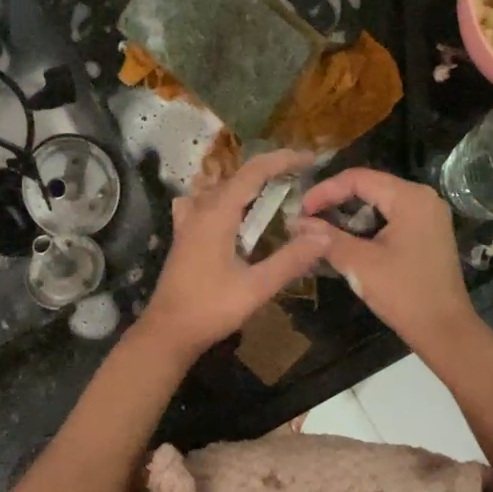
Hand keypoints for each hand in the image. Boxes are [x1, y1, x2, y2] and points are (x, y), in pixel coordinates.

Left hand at [137, 150, 330, 361]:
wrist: (168, 332)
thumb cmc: (210, 308)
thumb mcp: (256, 286)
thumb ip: (291, 259)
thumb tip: (324, 236)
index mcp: (217, 214)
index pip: (253, 172)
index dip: (282, 160)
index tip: (309, 159)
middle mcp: (200, 211)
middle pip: (237, 178)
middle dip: (269, 173)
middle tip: (299, 180)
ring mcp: (188, 225)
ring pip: (220, 191)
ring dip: (247, 187)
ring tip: (273, 195)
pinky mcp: (185, 240)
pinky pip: (205, 207)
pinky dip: (225, 202)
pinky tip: (233, 216)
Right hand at [297, 168, 479, 353]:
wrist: (443, 328)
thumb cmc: (403, 293)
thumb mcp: (360, 264)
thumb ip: (327, 239)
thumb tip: (296, 224)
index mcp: (410, 198)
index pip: (359, 178)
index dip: (325, 191)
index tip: (300, 210)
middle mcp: (423, 198)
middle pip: (370, 188)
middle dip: (335, 203)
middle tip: (307, 221)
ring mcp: (428, 216)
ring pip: (380, 205)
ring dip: (349, 217)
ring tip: (320, 233)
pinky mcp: (427, 234)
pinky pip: (391, 220)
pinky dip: (367, 228)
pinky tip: (346, 243)